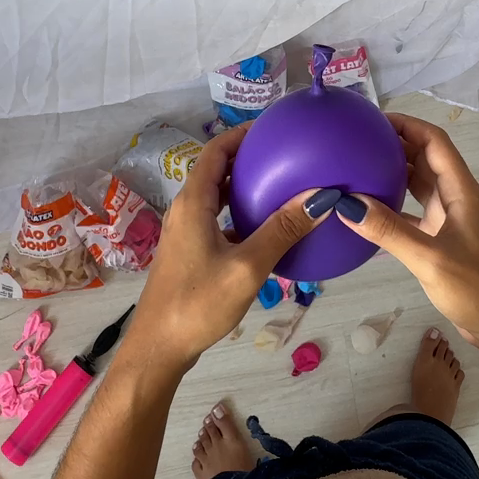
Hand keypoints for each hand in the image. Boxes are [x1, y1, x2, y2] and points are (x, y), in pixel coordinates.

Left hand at [124, 124, 332, 370]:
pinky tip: (266, 228)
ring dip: (243, 185)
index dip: (241, 133)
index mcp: (193, 203)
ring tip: (280, 182)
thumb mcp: (247, 267)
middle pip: (216, 170)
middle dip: (247, 156)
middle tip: (283, 152)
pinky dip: (240, 213)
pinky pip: (218, 220)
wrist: (156, 353)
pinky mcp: (190, 254)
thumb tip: (321, 196)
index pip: (216, 151)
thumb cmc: (197, 305)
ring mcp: (186, 234)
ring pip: (216, 196)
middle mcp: (186, 211)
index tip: (272, 126)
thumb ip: (282, 230)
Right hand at [335, 113, 478, 349]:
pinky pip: (411, 209)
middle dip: (396, 143)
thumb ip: (389, 230)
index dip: (408, 124)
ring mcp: (447, 217)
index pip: (434, 141)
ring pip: (418, 182)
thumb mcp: (429, 257)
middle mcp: (454, 196)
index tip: (375, 119)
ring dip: (393, 171)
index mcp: (460, 190)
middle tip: (357, 139)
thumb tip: (347, 203)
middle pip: (424, 156)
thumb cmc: (474, 287)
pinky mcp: (439, 237)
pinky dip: (392, 203)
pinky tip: (367, 208)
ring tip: (358, 164)